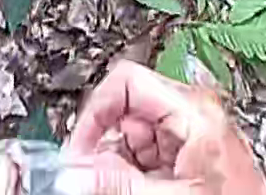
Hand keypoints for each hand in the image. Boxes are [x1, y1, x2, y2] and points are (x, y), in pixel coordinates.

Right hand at [64, 61, 265, 194]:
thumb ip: (117, 182)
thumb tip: (71, 171)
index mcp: (193, 108)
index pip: (126, 81)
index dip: (94, 113)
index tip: (76, 154)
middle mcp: (193, 112)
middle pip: (128, 110)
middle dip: (105, 147)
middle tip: (94, 183)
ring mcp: (193, 135)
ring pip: (134, 137)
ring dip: (119, 165)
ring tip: (123, 191)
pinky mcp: (192, 158)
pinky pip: (149, 156)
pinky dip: (135, 176)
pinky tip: (140, 192)